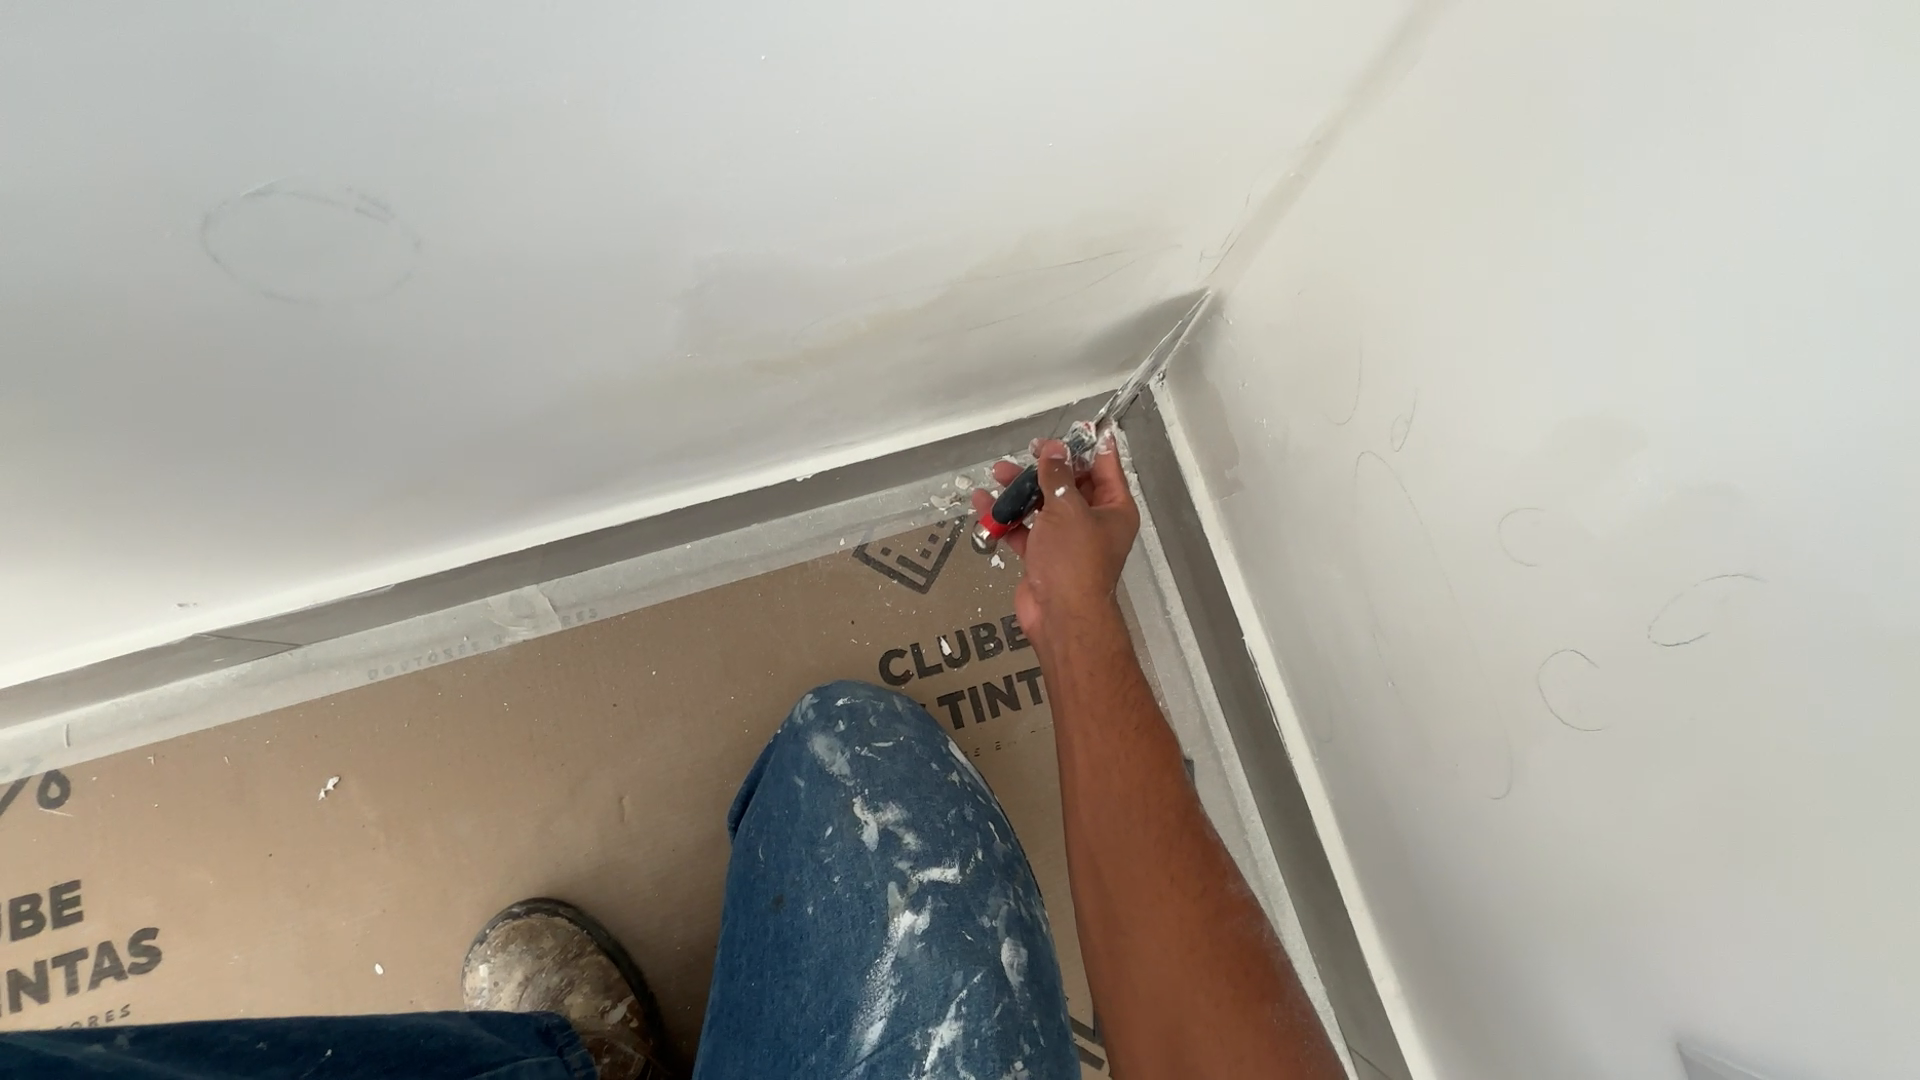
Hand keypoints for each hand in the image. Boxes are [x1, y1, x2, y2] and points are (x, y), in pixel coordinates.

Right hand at [970, 431, 1139, 650]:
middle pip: (1070, 484)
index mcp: (1113, 508)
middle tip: (1027, 451)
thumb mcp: (1067, 509)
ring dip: (1021, 490)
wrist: (1061, 616)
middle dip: (1045, 467)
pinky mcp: (1043, 556)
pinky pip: (1025, 529)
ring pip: (1044, 505)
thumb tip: (1054, 448)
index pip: (1105, 466)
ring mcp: (1067, 540)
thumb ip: (1056, 475)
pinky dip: (1007, 517)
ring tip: (998, 473)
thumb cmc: (1074, 559)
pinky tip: (984, 503)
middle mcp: (1093, 521)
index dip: (1088, 445)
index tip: (1072, 426)